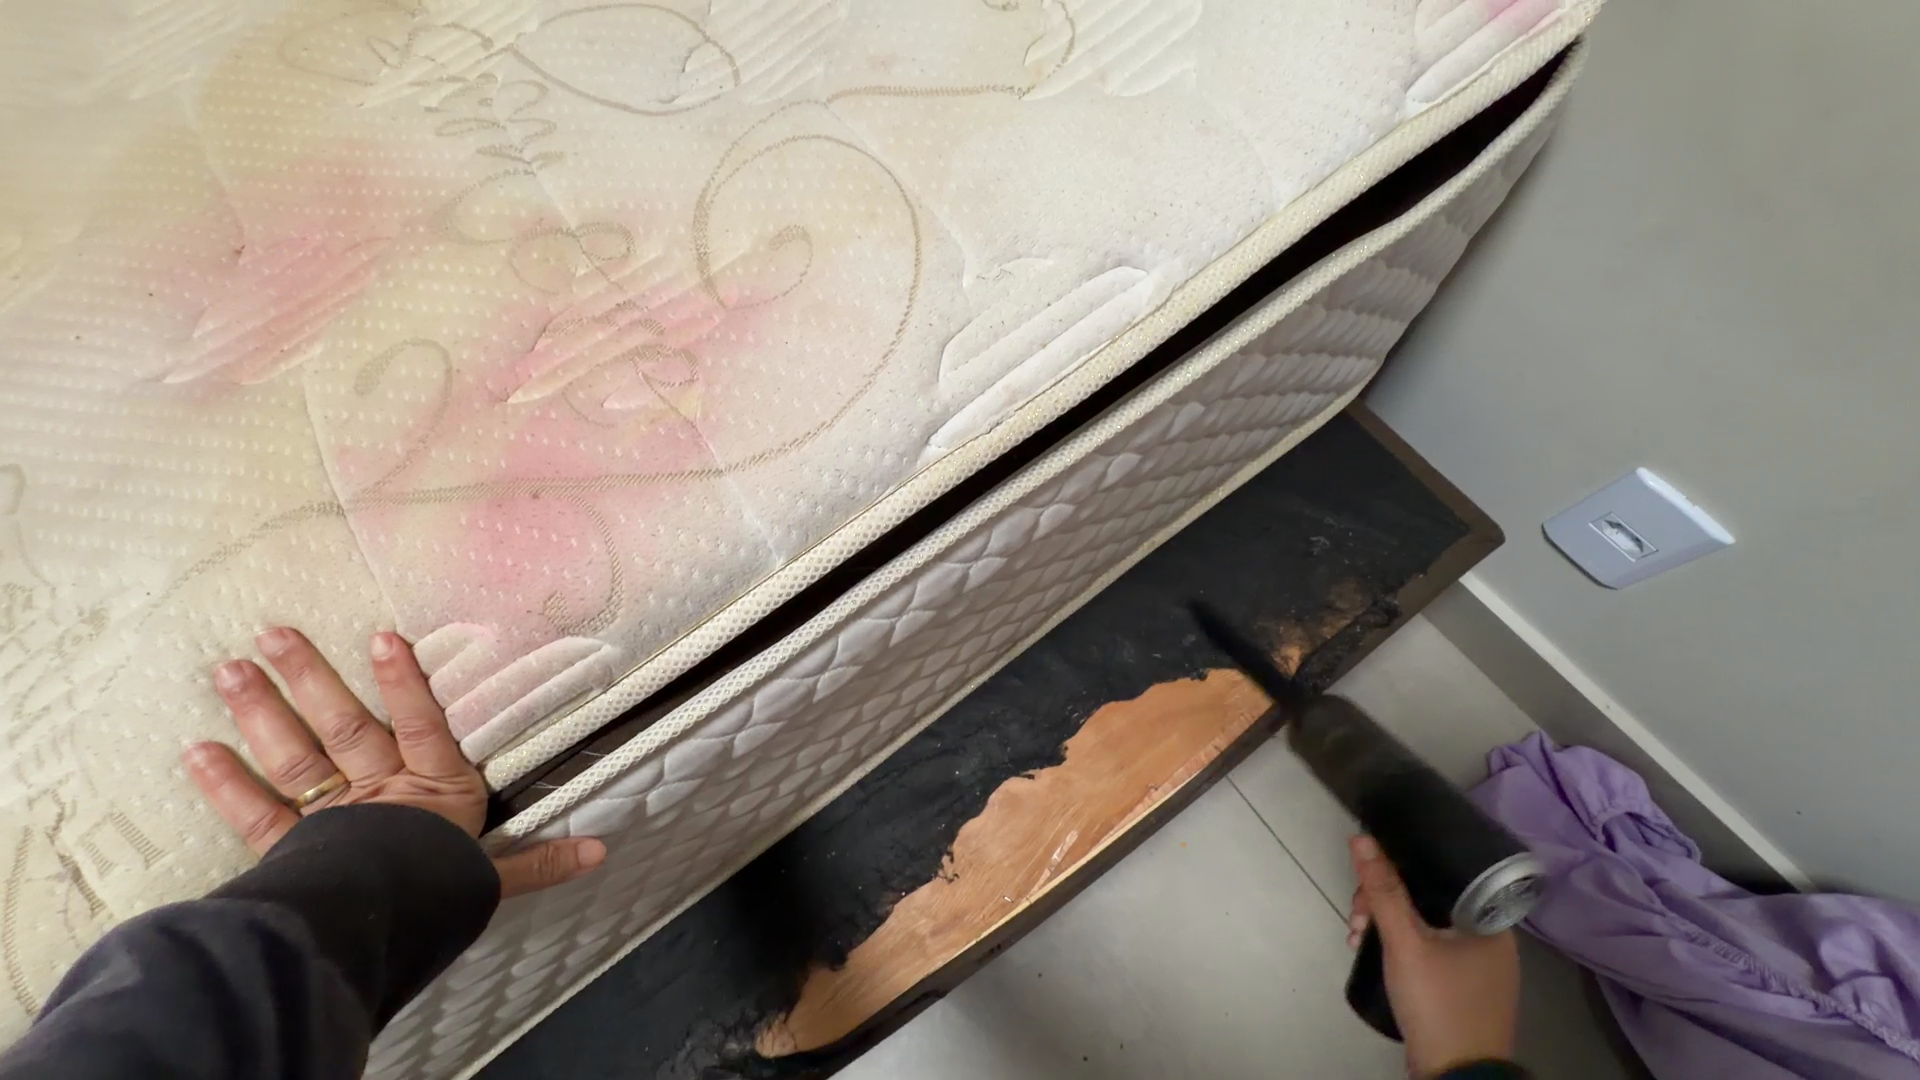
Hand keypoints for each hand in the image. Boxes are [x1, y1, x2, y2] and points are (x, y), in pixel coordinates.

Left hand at [184, 627, 605, 898]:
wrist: (376, 943)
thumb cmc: (440, 899)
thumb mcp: (496, 878)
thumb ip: (541, 860)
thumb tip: (601, 851)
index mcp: (435, 790)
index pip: (422, 726)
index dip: (402, 684)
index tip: (381, 637)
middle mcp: (381, 791)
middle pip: (345, 728)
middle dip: (310, 680)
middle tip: (273, 635)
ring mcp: (331, 816)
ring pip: (297, 756)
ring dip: (263, 713)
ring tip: (231, 669)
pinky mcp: (292, 847)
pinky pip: (256, 812)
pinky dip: (225, 784)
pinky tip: (196, 750)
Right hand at [1347, 835, 1519, 1078]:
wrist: (1457, 1076)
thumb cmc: (1438, 1002)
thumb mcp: (1404, 942)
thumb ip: (1383, 890)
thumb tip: (1362, 838)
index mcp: (1489, 920)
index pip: (1437, 871)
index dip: (1396, 870)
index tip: (1367, 885)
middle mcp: (1488, 936)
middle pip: (1424, 896)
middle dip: (1380, 902)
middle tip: (1357, 920)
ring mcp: (1476, 963)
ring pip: (1421, 921)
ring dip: (1382, 923)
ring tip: (1357, 938)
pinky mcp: (1461, 983)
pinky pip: (1425, 944)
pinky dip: (1398, 944)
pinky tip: (1372, 951)